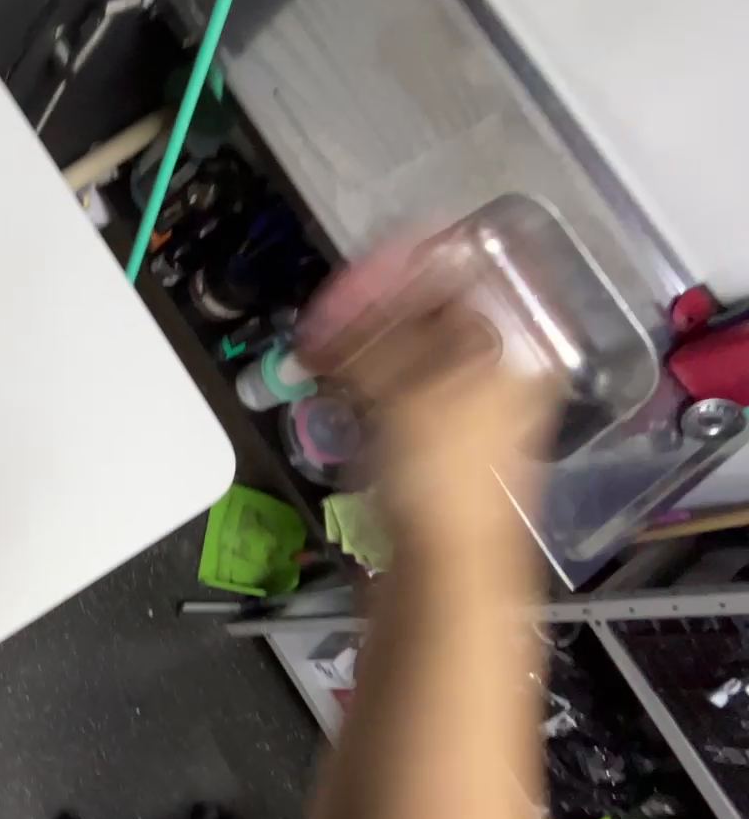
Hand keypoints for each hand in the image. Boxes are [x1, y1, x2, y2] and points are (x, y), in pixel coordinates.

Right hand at [298, 242, 559, 547]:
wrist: (438, 554)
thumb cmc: (439, 477)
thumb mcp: (408, 397)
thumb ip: (377, 342)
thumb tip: (348, 295)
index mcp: (501, 358)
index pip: (458, 289)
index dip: (410, 271)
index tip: (362, 264)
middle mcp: (482, 376)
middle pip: (424, 322)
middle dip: (372, 311)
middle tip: (326, 309)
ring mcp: (450, 407)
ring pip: (399, 356)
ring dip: (356, 345)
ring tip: (318, 342)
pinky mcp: (418, 437)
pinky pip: (384, 389)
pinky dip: (354, 378)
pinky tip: (329, 376)